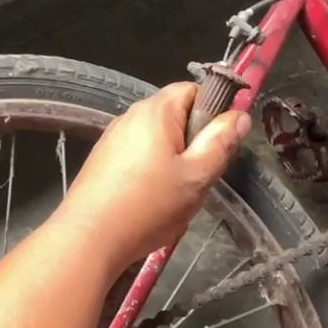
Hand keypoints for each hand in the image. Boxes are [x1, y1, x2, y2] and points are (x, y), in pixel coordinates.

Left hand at [54, 83, 251, 271]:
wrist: (88, 238)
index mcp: (155, 110)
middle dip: (193, 141)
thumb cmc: (148, 205)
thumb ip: (220, 142)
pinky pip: (139, 154)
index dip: (213, 109)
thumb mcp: (196, 176)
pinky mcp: (103, 159)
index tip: (221, 142)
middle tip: (200, 175)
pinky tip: (152, 199)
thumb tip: (239, 114)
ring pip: (157, 138)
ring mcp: (113, 137)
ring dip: (174, 160)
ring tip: (176, 192)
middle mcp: (131, 115)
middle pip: (175, 114)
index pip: (193, 89)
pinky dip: (152, 170)